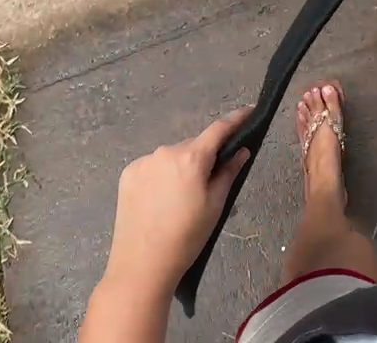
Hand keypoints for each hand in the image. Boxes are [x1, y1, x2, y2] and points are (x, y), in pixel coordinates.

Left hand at [101, 106, 252, 296]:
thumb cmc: (186, 238)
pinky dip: (160, 177)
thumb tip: (241, 150)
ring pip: (172, 157)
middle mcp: (166, 151)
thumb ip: (229, 173)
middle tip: (207, 185)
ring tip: (178, 200)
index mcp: (192, 158)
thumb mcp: (215, 207)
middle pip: (193, 147)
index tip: (249, 111)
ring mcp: (144, 161)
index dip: (236, 119)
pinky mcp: (128, 173)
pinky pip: (152, 167)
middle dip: (203, 158)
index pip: (219, 129)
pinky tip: (158, 201)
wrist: (141, 266)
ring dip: (180, 168)